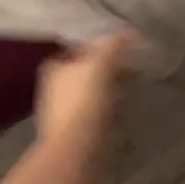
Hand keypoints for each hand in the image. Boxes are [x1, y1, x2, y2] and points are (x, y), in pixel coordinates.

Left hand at [34, 34, 134, 148]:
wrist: (79, 151)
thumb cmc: (85, 100)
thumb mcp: (102, 62)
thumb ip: (114, 44)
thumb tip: (129, 33)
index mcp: (53, 69)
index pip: (73, 50)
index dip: (94, 46)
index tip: (116, 46)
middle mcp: (54, 90)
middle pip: (83, 72)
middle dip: (105, 69)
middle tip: (129, 64)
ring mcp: (64, 115)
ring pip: (91, 94)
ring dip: (109, 90)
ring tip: (131, 84)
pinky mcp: (77, 135)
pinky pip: (97, 115)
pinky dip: (110, 110)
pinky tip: (125, 108)